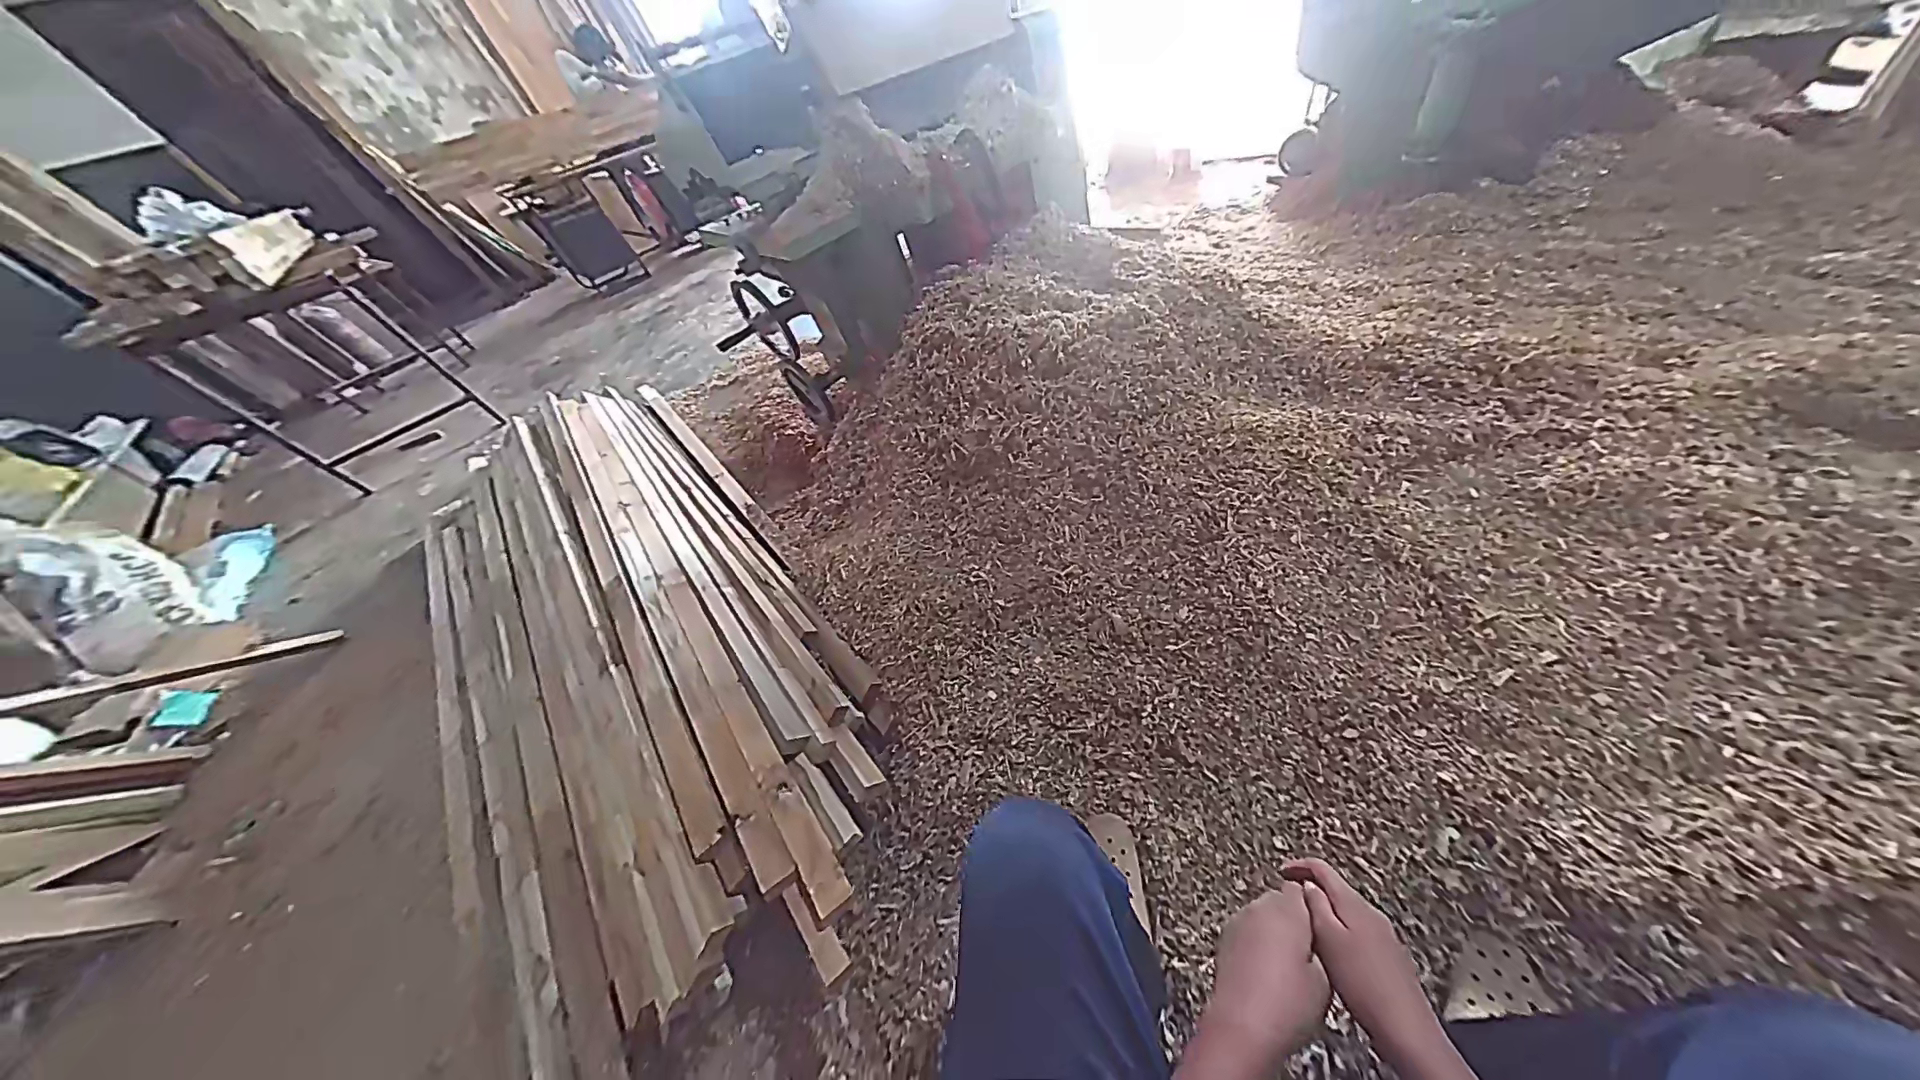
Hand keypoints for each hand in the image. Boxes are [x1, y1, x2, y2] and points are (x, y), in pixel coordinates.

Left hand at [1176, 883, 1330, 1079]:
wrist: (1242, 1023)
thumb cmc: (1289, 1003)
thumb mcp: (1325, 980)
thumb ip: (1320, 946)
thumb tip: (1312, 938)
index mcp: (1287, 912)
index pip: (1300, 890)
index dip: (1311, 908)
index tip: (1318, 931)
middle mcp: (1259, 908)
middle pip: (1279, 900)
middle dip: (1292, 919)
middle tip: (1306, 952)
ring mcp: (1238, 920)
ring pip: (1262, 915)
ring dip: (1272, 929)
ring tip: (1285, 965)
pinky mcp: (1225, 936)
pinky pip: (1247, 929)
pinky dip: (1256, 941)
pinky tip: (1263, 969)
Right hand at [1281, 859, 1475, 1079]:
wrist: (1406, 1028)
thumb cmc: (1363, 984)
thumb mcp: (1328, 939)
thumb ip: (1315, 906)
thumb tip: (1307, 885)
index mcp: (1355, 905)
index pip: (1323, 869)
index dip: (1299, 865)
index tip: (1282, 872)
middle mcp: (1372, 914)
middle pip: (1336, 888)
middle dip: (1311, 890)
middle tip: (1289, 901)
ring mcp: (1384, 935)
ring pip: (1346, 911)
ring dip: (1324, 911)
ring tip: (1306, 927)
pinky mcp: (1389, 955)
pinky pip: (1357, 930)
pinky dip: (1338, 930)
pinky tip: (1332, 952)